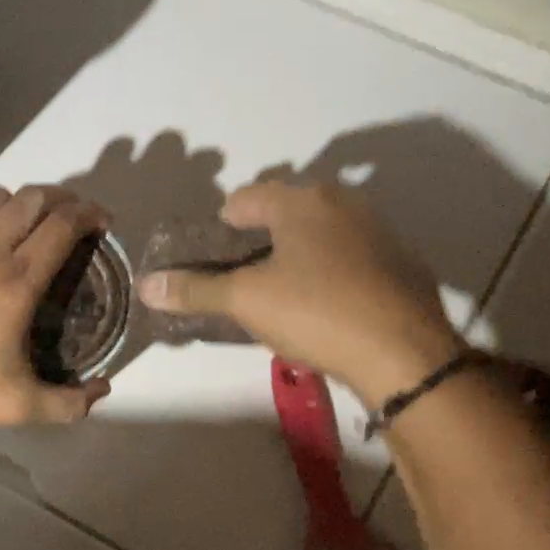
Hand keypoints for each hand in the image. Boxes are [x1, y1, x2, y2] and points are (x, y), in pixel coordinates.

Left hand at [0, 185, 112, 427]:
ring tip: (33, 221)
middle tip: (74, 217)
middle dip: (64, 199)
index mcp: (17, 283)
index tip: (102, 223)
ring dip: (24, 201)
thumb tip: (103, 389)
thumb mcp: (18, 407)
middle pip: (35, 197)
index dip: (90, 214)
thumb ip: (68, 404)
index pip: (63, 225)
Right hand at [137, 180, 461, 405]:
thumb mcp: (245, 301)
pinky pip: (344, 257)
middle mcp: (342, 202)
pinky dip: (324, 272)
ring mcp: (375, 229)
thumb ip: (194, 290)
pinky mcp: (397, 261)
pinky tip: (317, 308)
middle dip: (254, 241)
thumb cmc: (316, 311)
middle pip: (281, 213)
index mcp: (301, 200)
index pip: (242, 199)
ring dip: (290, 256)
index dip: (217, 229)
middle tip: (236, 282)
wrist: (403, 351)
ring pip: (315, 235)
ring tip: (273, 297)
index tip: (207, 263)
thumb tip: (147, 284)